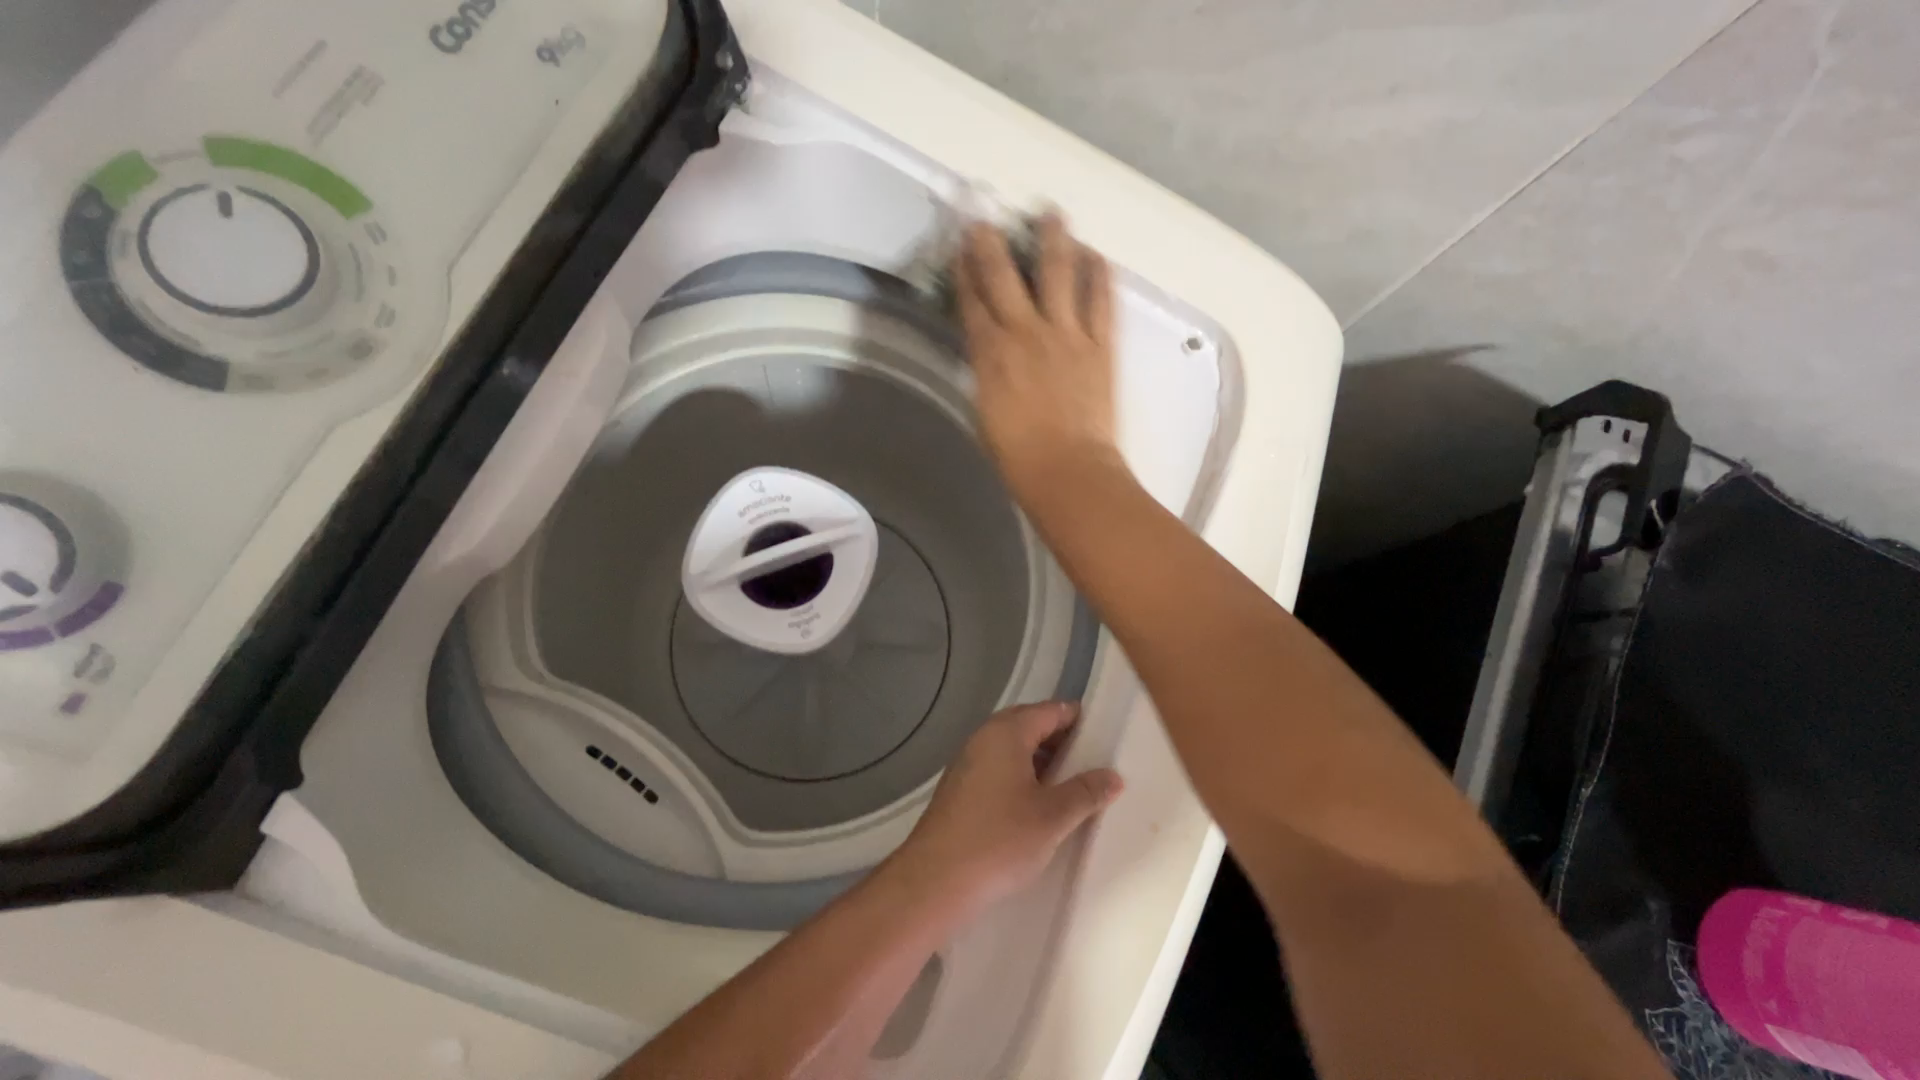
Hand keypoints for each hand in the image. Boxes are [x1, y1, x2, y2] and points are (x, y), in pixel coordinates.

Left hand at [888, 702, 1122, 913]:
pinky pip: (998, 771)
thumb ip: (1086, 792)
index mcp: (1006, 733)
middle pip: (1028, 726)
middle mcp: (983, 739)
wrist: (936, 881)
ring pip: (1012, 750)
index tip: (1106, 734)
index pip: (1049, 710)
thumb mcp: (1053, 816)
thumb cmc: (1000, 839)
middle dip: (1060, 740)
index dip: (1078, 719)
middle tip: (1093, 761)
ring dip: (1041, 761)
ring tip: (1071, 786)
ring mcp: (967, 765)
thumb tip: (1113, 776)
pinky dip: (1021, 778)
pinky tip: (1038, 806)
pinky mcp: (960, 792)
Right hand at [956, 213, 1125, 506]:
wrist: (1068, 470)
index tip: (958, 246)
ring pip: (1057, 272)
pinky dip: (1099, 273)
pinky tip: (1096, 254)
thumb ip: (986, 372)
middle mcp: (1024, 331)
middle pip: (1002, 275)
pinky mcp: (1100, 344)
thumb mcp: (984, 410)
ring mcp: (1066, 333)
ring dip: (1052, 239)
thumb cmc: (1017, 455)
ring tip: (1051, 213)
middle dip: (990, 243)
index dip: (963, 270)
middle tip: (985, 218)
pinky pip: (1101, 299)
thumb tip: (989, 352)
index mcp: (990, 353)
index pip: (971, 301)